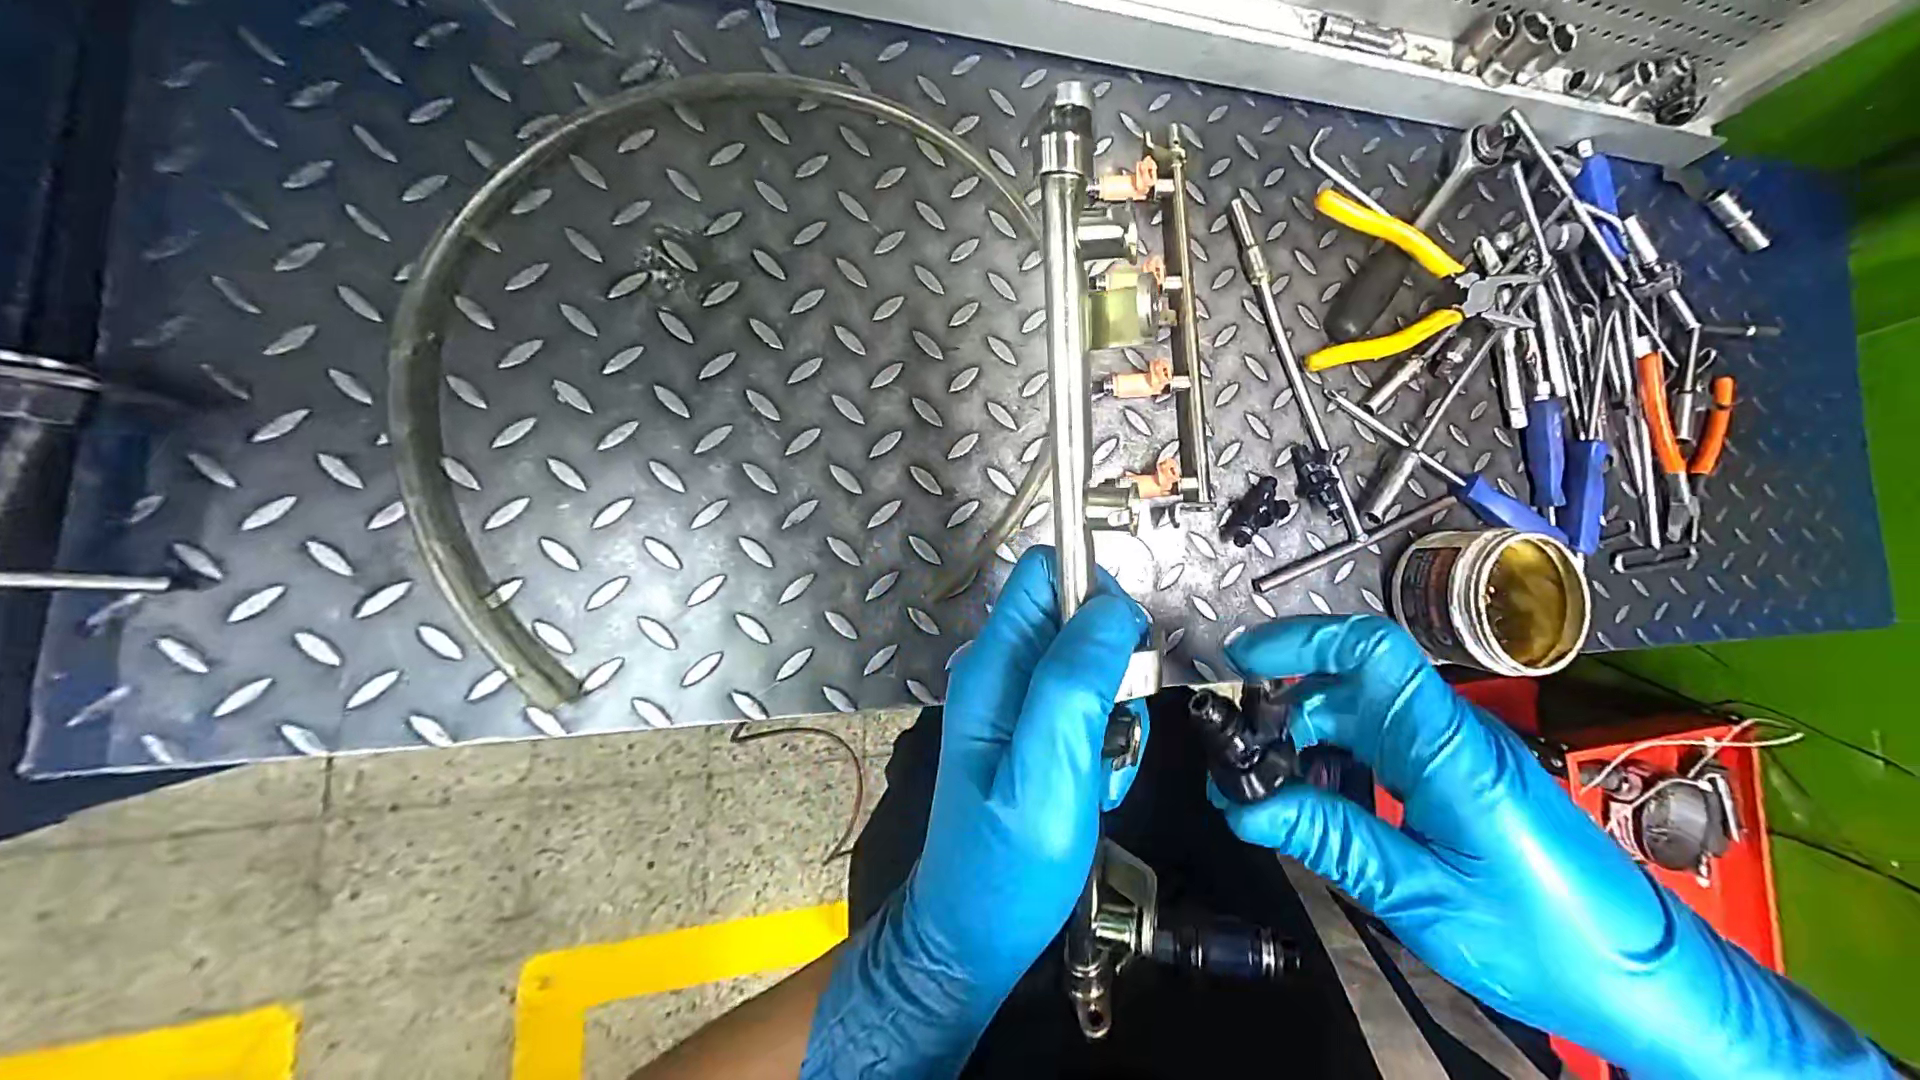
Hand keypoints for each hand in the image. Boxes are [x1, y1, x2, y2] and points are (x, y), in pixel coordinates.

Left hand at [805, 547, 1146, 1077]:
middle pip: (1075, 615)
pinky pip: (1091, 705)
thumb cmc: (1008, 859)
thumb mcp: (1047, 769)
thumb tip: (1112, 606)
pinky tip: (1098, 780)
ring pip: (1092, 662)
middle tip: (1118, 724)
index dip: (1094, 589)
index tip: (1128, 645)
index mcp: (994, 664)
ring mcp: (1019, 702)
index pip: (1044, 574)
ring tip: (1105, 764)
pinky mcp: (1038, 732)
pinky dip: (1110, 735)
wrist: (976, 930)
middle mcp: (1003, 669)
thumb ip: (1074, 681)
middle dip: (1115, 659)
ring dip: (1118, 706)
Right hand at [1220, 614, 1890, 1079]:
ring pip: (1351, 712)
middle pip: (1345, 682)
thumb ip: (1331, 841)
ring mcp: (1447, 749)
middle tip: (1235, 754)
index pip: (1374, 652)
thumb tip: (1244, 805)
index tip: (1241, 662)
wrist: (1653, 987)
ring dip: (1298, 738)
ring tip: (1264, 786)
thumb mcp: (1425, 901)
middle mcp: (1447, 732)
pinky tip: (1311, 800)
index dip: (1301, 640)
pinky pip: (1370, 744)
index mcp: (1451, 750)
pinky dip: (1327, 761)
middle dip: (1278, 707)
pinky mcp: (1447, 772)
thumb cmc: (1554, 945)